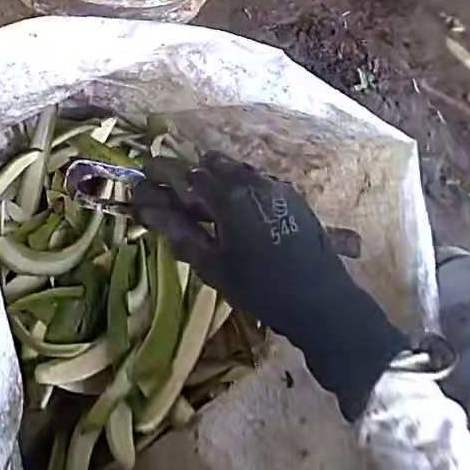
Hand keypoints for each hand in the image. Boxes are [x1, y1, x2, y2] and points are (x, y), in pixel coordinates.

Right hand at [132, 152, 407, 419]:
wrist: (325, 307)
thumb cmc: (261, 290)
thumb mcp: (213, 266)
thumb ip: (178, 233)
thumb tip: (147, 211)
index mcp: (228, 196)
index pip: (185, 175)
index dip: (161, 172)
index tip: (144, 171)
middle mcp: (251, 181)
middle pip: (211, 163)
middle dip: (191, 173)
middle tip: (179, 194)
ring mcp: (275, 186)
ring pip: (235, 169)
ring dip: (216, 179)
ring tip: (208, 205)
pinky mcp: (292, 196)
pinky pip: (257, 180)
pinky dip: (240, 188)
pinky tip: (239, 214)